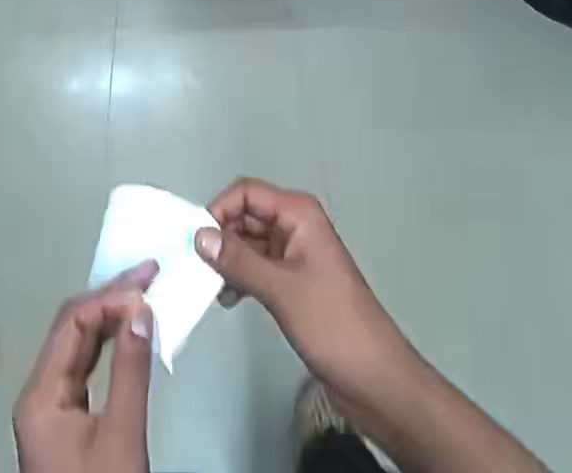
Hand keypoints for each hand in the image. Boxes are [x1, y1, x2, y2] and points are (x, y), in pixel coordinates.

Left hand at [14, 261, 156, 472]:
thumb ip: (131, 370)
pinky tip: (132, 329)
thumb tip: (142, 309)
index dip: (110, 300)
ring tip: (146, 291)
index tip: (149, 291)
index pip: (72, 324)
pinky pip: (86, 364)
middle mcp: (40, 392)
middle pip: (72, 328)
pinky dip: (110, 341)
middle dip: (110, 298)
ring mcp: (51, 405)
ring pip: (79, 343)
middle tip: (151, 274)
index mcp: (40, 394)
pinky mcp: (67, 418)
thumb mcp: (121, 437)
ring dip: (111, 315)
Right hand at [195, 180, 416, 406]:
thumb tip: (199, 235)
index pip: (246, 193)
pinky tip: (228, 299)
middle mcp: (295, 225)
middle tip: (196, 267)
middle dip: (220, 236)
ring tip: (210, 286)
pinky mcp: (291, 280)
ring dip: (227, 260)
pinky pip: (255, 265)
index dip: (219, 210)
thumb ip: (238, 260)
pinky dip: (239, 276)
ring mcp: (294, 253)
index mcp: (299, 214)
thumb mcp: (281, 289)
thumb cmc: (333, 324)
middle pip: (245, 215)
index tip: (196, 242)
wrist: (375, 378)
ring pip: (248, 241)